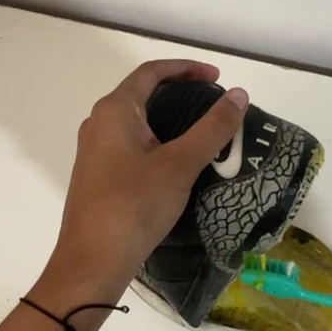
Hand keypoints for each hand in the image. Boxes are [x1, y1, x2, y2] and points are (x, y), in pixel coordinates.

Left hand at [43, 60, 246, 296]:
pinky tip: (177, 162)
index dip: (186, 68)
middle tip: (213, 104)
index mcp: (115, 110)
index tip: (217, 78)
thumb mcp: (181, 164)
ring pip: (136, 121)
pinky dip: (157, 141)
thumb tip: (239, 95)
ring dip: (168, 118)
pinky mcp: (97, 175)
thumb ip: (213, 127)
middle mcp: (99, 122)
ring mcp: (94, 150)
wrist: (92, 261)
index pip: (152, 72)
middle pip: (142, 93)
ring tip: (201, 132)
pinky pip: (130, 144)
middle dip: (180, 92)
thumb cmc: (135, 205)